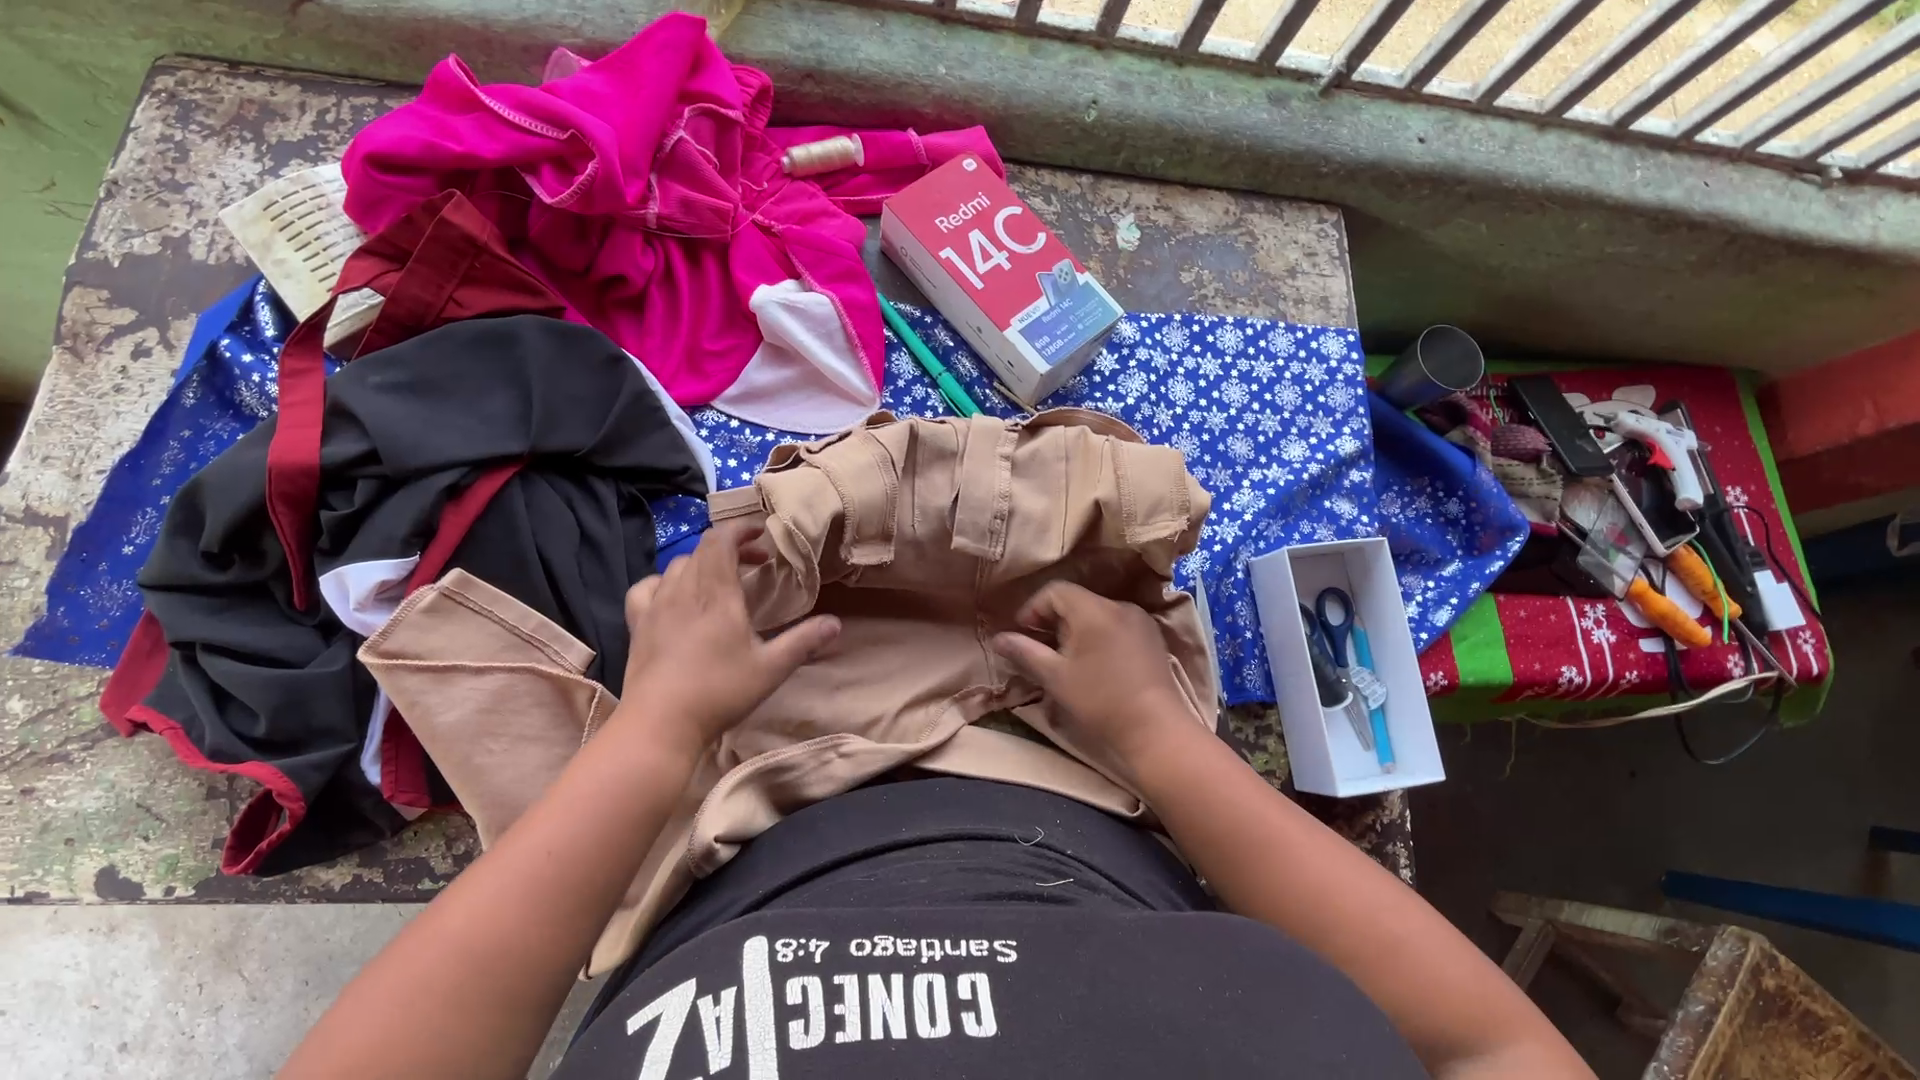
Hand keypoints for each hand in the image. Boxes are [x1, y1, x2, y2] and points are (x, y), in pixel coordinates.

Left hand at [618, 524, 839, 748]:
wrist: (660, 723)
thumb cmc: (720, 692)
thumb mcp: (771, 669)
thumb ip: (803, 642)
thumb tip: (835, 623)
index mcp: (717, 594)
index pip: (721, 540)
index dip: (740, 529)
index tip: (761, 534)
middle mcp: (683, 590)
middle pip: (701, 550)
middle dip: (729, 547)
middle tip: (754, 564)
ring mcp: (656, 606)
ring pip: (676, 566)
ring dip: (701, 564)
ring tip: (719, 581)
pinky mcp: (638, 625)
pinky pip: (646, 587)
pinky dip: (663, 582)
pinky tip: (673, 597)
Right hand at [990, 581, 1209, 787]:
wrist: (1155, 730)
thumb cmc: (1100, 701)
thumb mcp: (1055, 678)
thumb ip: (1025, 653)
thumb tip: (998, 639)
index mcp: (1094, 610)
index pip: (1055, 591)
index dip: (1033, 609)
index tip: (1022, 635)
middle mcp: (1120, 606)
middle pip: (1077, 601)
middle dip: (1053, 622)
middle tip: (1041, 652)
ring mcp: (1141, 622)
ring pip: (1097, 614)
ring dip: (1076, 631)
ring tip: (1067, 662)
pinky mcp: (1153, 639)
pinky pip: (1116, 626)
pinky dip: (1099, 637)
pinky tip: (1096, 666)